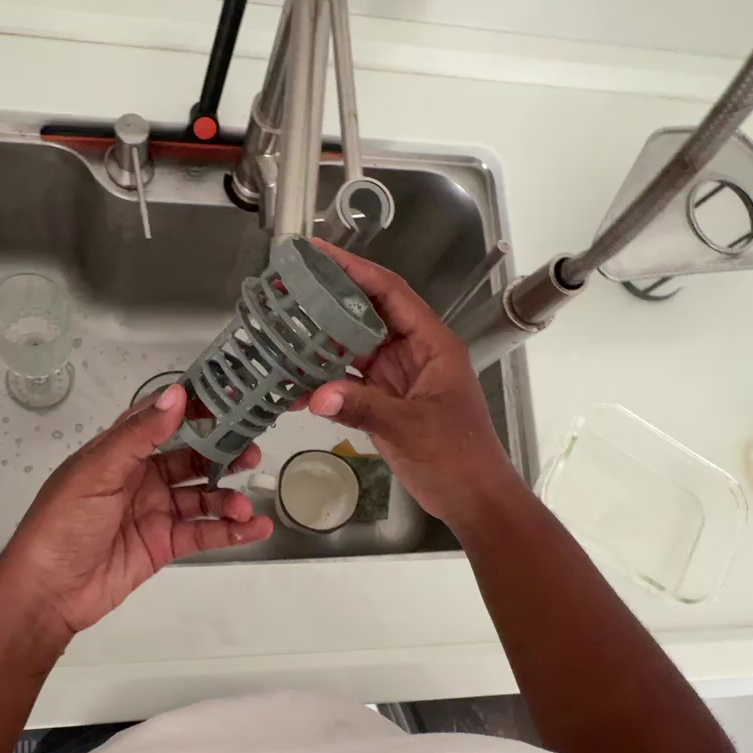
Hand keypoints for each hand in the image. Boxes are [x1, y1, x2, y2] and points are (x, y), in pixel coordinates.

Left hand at [0, 384, 274, 636]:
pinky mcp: (164, 545)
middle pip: (191, 458)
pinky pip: (203, 533)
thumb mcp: (97, 471)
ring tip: (244, 505)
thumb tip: (176, 395)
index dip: (195, 408)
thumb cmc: (62, 523)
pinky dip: (230, 531)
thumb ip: (139, 435)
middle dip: (223, 454)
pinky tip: (253, 528)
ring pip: (202, 497)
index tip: (232, 398)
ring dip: (228, 498)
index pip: (162, 420)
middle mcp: (140, 477)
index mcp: (119, 452)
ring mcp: (154, 512)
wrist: (48, 591)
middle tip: (252, 453)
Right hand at [303, 239, 523, 528]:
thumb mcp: (411, 428)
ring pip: (353, 349)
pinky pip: (348, 383)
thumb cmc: (458, 457)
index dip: (354, 269)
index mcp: (431, 343)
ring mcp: (397, 378)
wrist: (472, 498)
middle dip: (327, 302)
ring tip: (280, 332)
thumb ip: (364, 408)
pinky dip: (324, 384)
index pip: (389, 292)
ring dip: (320, 343)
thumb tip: (316, 395)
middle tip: (286, 290)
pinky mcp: (384, 403)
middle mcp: (412, 353)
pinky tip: (296, 387)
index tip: (317, 254)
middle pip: (365, 315)